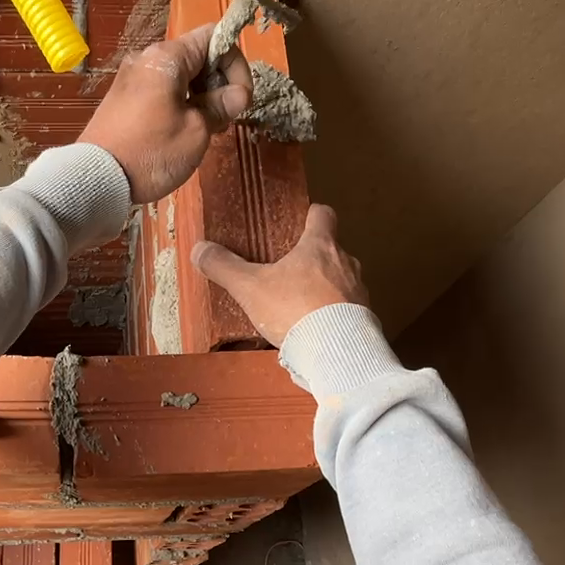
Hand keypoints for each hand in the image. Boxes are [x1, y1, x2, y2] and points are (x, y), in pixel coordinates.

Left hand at [78, 25, 252, 203]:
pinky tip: (182, 134)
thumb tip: (238, 95)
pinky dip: (180, 107)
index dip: (236, 65)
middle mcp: (146, 59)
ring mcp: (132, 79)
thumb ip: (221, 106)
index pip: (214, 37)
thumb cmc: (150, 153)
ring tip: (205, 132)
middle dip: (219, 85)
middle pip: (198, 58)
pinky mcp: (124, 100)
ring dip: (201, 99)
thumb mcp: (196, 132)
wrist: (95, 179)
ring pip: (181, 78)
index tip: (241, 99)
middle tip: (224, 121)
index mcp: (167, 57)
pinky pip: (162, 93)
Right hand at [192, 204, 367, 346]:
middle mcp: (346, 263)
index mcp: (320, 245)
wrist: (336, 350)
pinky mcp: (365, 319)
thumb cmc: (294, 308)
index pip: (323, 215)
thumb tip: (199, 249)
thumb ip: (224, 267)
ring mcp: (359, 291)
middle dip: (315, 257)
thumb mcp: (250, 287)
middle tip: (291, 269)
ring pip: (342, 280)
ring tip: (301, 304)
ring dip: (326, 288)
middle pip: (333, 250)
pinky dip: (333, 314)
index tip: (303, 218)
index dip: (312, 215)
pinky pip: (348, 310)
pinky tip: (315, 329)